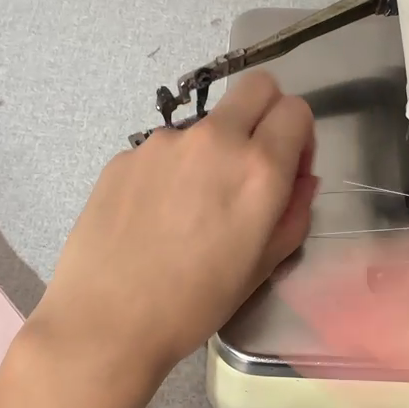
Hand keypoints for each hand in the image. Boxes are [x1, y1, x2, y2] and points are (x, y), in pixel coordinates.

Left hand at [30, 72, 315, 380]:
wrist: (108, 320)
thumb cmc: (195, 305)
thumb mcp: (262, 267)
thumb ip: (293, 214)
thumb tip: (300, 181)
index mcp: (258, 169)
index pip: (297, 110)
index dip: (299, 139)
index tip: (287, 172)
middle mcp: (213, 140)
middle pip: (258, 88)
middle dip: (267, 115)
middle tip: (252, 165)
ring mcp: (163, 143)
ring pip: (206, 124)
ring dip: (213, 150)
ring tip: (191, 209)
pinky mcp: (125, 155)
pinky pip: (164, 149)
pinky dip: (172, 170)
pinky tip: (154, 217)